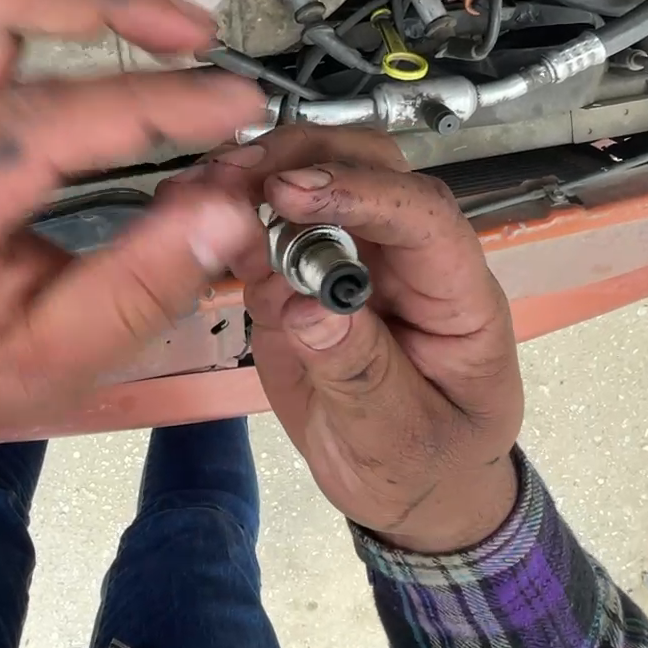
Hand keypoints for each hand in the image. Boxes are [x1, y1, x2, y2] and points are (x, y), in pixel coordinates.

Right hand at [193, 126, 524, 552]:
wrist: (402, 490)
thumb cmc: (424, 466)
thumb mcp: (399, 438)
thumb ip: (359, 373)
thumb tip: (304, 305)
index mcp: (455, 291)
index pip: (423, 215)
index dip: (360, 193)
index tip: (289, 195)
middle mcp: (405, 255)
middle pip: (371, 165)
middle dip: (302, 157)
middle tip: (235, 175)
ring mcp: (353, 256)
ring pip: (316, 177)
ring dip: (258, 172)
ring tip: (200, 188)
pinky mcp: (302, 271)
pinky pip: (270, 225)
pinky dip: (230, 211)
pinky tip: (191, 210)